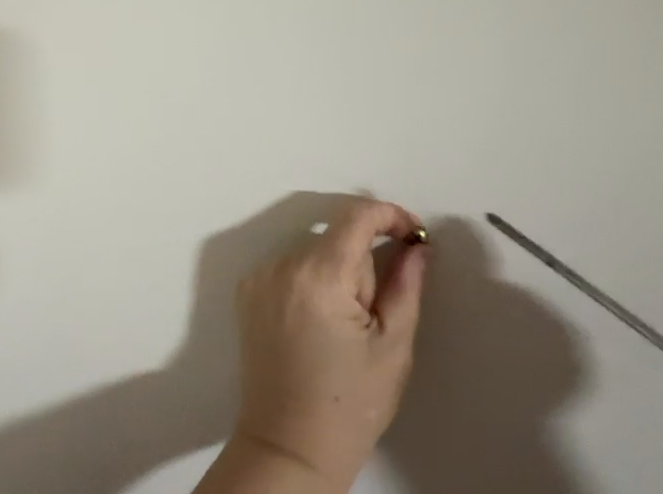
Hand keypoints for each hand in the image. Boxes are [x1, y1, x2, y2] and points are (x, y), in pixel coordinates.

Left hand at [219, 196, 428, 490]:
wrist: (288, 446)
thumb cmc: (349, 405)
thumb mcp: (392, 346)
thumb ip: (405, 284)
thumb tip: (415, 244)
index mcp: (319, 275)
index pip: (356, 215)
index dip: (389, 215)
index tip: (414, 233)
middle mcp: (281, 265)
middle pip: (336, 237)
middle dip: (363, 261)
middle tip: (373, 312)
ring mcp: (258, 277)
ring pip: (314, 250)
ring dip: (337, 270)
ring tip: (344, 325)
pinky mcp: (247, 291)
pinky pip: (291, 266)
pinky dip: (312, 279)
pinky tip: (319, 323)